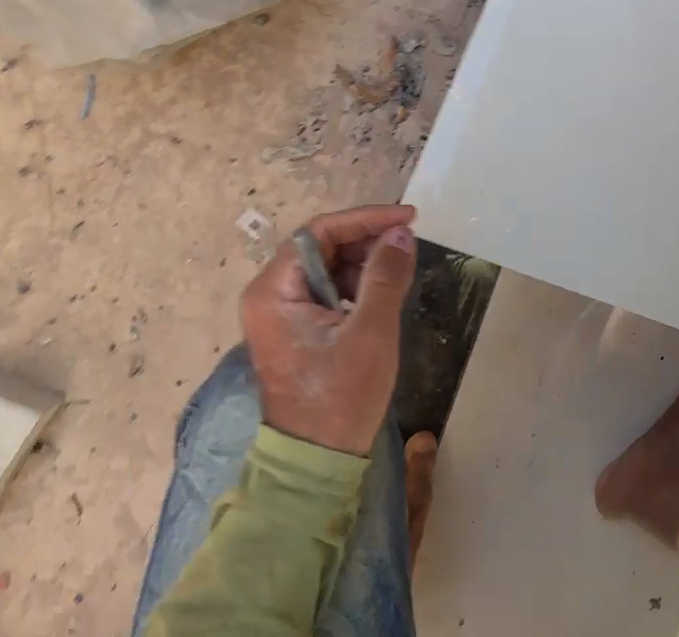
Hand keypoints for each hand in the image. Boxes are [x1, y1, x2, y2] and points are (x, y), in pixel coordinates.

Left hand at [241, 204, 416, 454]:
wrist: (318, 459)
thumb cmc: (341, 395)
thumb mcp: (371, 331)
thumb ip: (386, 277)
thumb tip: (402, 233)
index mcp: (273, 292)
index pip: (319, 232)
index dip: (366, 219)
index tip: (409, 218)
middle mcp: (269, 295)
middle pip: (321, 246)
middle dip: (367, 242)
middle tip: (408, 246)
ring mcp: (281, 313)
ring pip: (327, 266)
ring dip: (364, 264)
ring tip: (398, 275)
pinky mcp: (297, 328)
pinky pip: (328, 289)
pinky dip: (357, 285)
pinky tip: (382, 296)